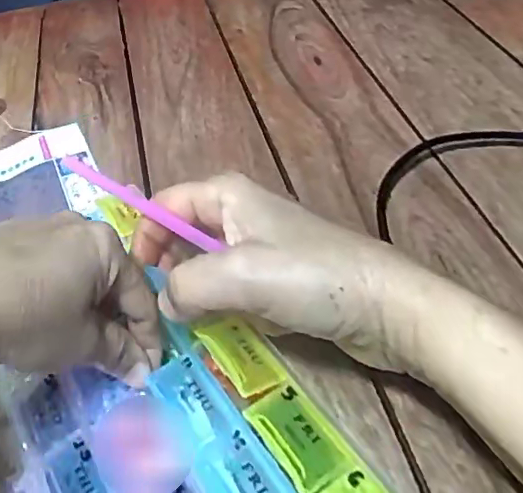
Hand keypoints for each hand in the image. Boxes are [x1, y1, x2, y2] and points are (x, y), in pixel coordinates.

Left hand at [0, 213, 162, 381]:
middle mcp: (78, 224)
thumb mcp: (80, 341)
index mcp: (104, 243)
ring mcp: (44, 225)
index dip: (149, 339)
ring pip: (82, 270)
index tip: (148, 374)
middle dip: (118, 321)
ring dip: (89, 307)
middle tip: (118, 361)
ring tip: (84, 344)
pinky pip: (53, 264)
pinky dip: (62, 292)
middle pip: (112, 278)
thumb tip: (141, 368)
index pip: (141, 295)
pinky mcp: (15, 234)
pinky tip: (48, 317)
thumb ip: (117, 351)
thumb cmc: (30, 316)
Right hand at [131, 173, 448, 372]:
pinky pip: (229, 287)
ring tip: (182, 325)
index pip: (163, 206)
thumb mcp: (239, 275)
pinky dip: (218, 306)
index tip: (136, 279)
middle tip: (157, 310)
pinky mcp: (273, 276)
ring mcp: (255, 245)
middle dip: (166, 269)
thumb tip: (162, 303)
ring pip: (204, 265)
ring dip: (192, 293)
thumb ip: (187, 285)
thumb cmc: (308, 275)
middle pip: (181, 235)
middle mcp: (234, 212)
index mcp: (222, 194)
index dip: (145, 237)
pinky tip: (217, 329)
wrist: (386, 306)